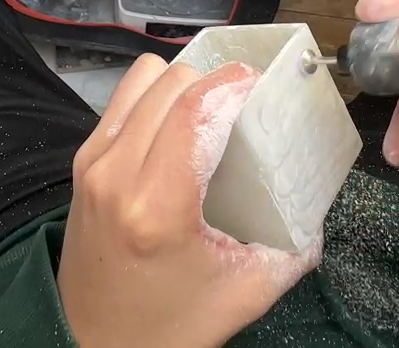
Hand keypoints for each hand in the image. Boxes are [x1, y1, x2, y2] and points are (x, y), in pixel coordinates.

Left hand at [57, 55, 317, 347]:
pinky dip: (153, 94)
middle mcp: (118, 171)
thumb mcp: (240, 295)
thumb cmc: (166, 326)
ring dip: (180, 83)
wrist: (88, 346)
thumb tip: (316, 212)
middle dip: (212, 84)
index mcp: (159, 206)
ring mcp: (93, 159)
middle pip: (173, 84)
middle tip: (238, 106)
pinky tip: (172, 121)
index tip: (258, 81)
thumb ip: (289, 251)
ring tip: (204, 110)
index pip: (197, 111)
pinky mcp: (81, 157)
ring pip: (145, 78)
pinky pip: (123, 96)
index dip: (232, 83)